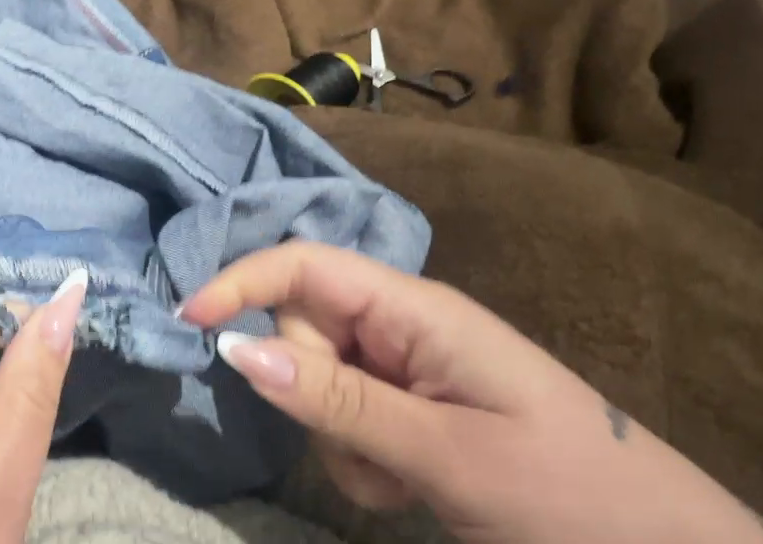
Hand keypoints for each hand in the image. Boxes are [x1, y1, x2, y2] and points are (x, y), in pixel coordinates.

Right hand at [179, 242, 762, 543]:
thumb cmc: (572, 497)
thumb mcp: (447, 454)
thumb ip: (337, 400)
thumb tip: (234, 349)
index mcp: (416, 308)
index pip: (304, 266)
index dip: (242, 283)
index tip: (190, 325)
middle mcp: (405, 325)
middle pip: (304, 328)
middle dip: (309, 389)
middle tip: (367, 448)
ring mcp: (410, 368)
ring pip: (320, 381)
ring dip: (339, 437)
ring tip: (401, 480)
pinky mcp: (415, 409)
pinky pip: (350, 418)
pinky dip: (361, 458)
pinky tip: (408, 488)